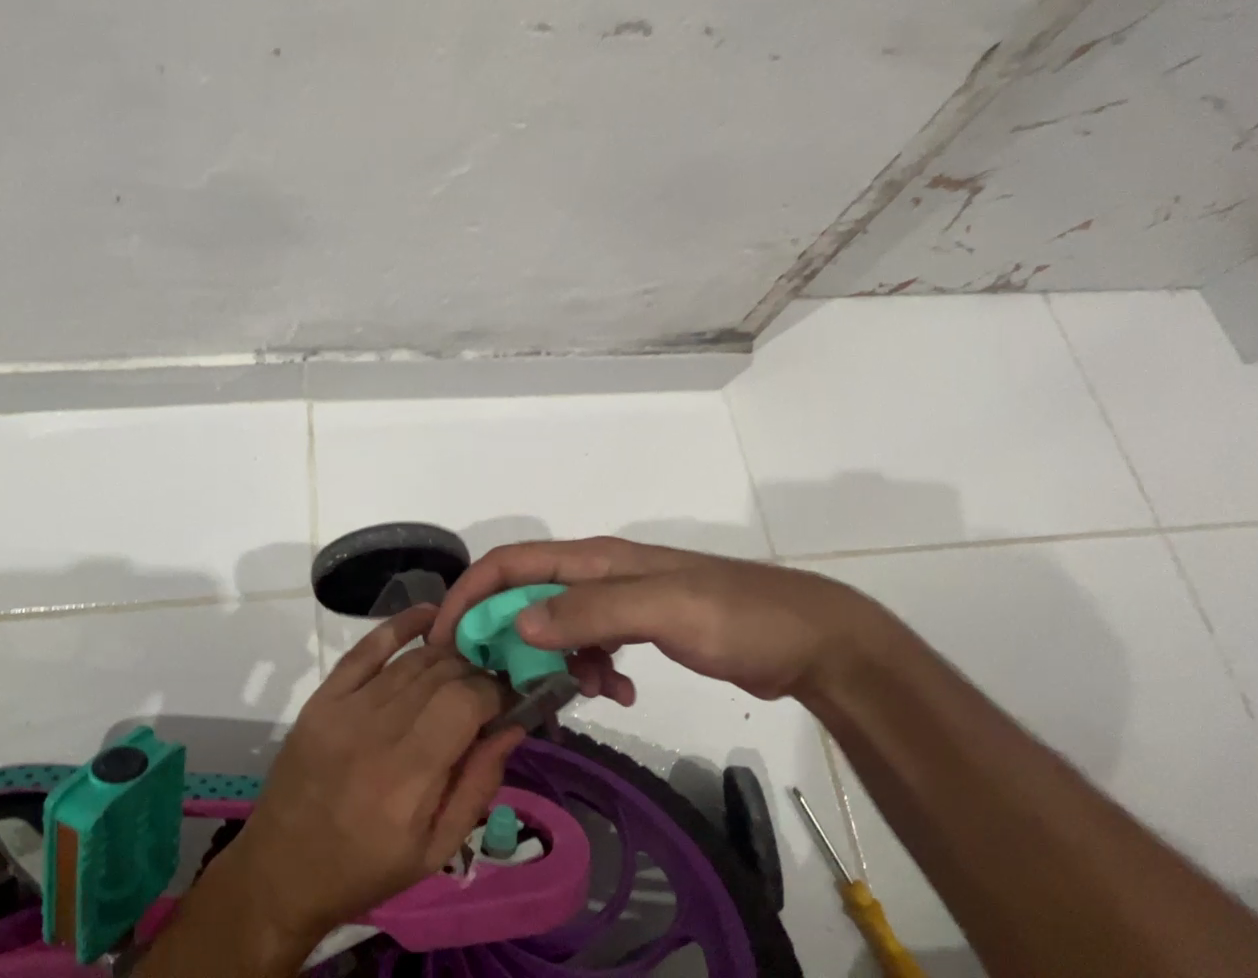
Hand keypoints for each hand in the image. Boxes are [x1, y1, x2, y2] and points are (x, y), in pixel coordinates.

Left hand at [208, 605, 524, 941]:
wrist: (281, 872)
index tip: (509, 701)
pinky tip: (430, 617)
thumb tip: (512, 725)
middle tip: (490, 687)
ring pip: (411, 660)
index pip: (466, 701)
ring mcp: (344, 709)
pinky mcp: (322, 699)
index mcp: (409, 777)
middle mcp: (377, 732)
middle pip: (441, 673)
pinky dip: (400, 626)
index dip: (496, 692)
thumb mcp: (436, 849)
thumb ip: (479, 785)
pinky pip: (366, 648)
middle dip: (476, 672)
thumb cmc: (366, 869)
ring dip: (448, 655)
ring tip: (467, 664)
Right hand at [427, 537, 897, 705]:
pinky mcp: (643, 630)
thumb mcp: (663, 609)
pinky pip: (593, 651)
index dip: (470, 595)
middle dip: (505, 636)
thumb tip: (518, 624)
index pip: (512, 564)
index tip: (445, 642)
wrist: (811, 640)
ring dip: (551, 663)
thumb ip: (591, 612)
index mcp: (597, 561)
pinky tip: (617, 695)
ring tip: (572, 697)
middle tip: (499, 686)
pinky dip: (591, 674)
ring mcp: (623, 604)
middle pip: (527, 598)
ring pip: (557, 629)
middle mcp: (601, 576)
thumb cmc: (739, 616)